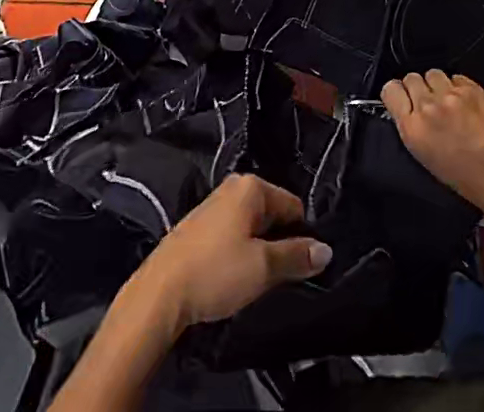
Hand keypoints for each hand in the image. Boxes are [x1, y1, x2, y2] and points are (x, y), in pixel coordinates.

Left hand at [123, 174, 331, 335]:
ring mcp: (212, 206)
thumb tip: (326, 250)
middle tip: (277, 274)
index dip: (301, 237)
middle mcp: (232, 188)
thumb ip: (297, 256)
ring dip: (258, 251)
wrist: (157, 296)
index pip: (294, 207)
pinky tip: (232, 278)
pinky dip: (238, 253)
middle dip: (278, 243)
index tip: (299, 265)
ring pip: (252, 228)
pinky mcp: (198, 227)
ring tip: (254, 280)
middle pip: (273, 215)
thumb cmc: (215, 273)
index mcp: (251, 187)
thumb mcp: (263, 268)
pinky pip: (233, 235)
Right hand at [381, 70, 483, 216]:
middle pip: (411, 78)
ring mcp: (453, 96)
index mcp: (413, 131)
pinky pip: (458, 77)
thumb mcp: (431, 163)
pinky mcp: (475, 89)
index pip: (390, 91)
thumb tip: (413, 116)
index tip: (403, 97)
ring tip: (451, 102)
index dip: (397, 93)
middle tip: (430, 102)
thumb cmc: (478, 182)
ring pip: (434, 73)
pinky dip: (460, 87)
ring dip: (439, 85)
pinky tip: (469, 104)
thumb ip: (416, 132)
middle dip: (418, 87)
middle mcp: (430, 108)